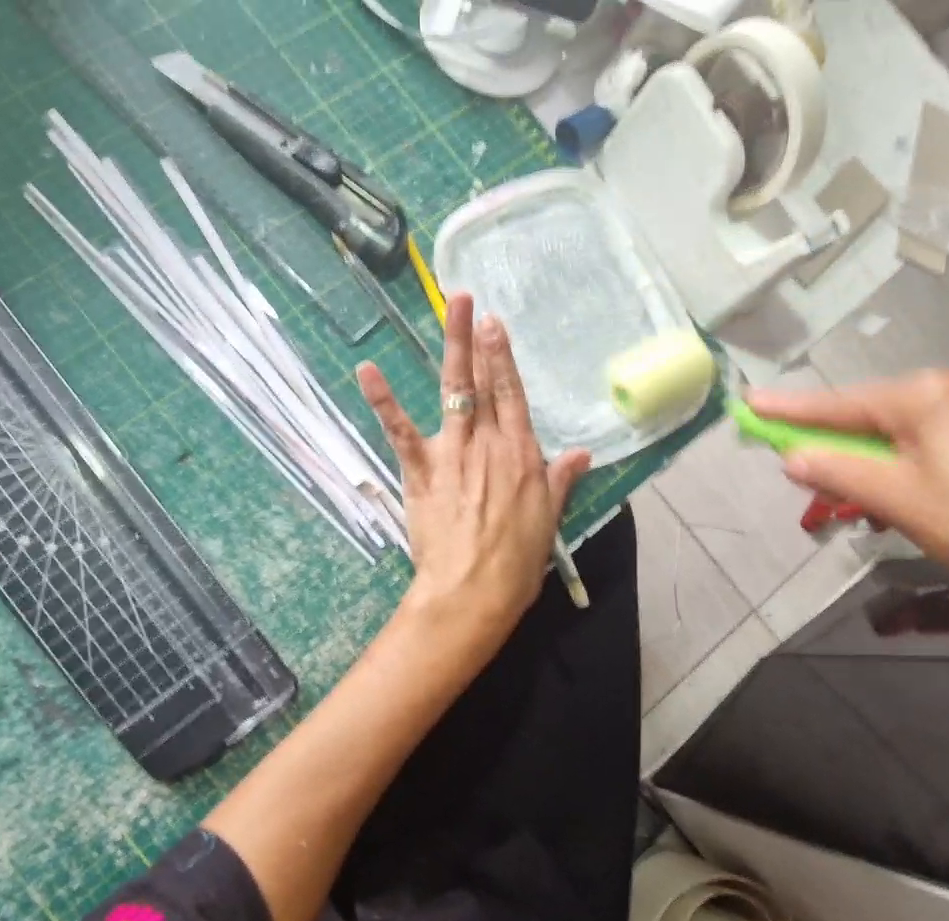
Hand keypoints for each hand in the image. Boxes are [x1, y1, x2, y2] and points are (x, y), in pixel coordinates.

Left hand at [357, 294, 589, 640]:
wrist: (473, 591)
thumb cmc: (516, 562)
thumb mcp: (549, 520)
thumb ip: (561, 481)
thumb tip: (581, 454)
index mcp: (522, 455)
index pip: (513, 395)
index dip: (504, 358)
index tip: (496, 325)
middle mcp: (488, 444)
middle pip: (483, 384)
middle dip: (476, 340)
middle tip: (467, 301)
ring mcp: (453, 453)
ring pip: (451, 392)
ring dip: (450, 349)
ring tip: (448, 311)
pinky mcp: (422, 471)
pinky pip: (400, 431)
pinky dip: (383, 400)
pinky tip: (366, 371)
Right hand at [745, 370, 948, 630]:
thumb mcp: (901, 502)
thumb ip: (839, 472)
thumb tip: (793, 455)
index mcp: (929, 396)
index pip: (840, 402)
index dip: (791, 408)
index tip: (750, 403)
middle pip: (883, 412)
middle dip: (848, 446)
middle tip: (827, 485)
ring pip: (925, 424)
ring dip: (892, 456)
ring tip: (891, 502)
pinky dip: (933, 456)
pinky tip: (945, 491)